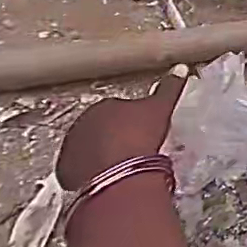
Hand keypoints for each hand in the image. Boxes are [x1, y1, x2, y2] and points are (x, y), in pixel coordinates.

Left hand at [56, 73, 187, 188]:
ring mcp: (71, 149)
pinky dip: (93, 173)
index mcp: (103, 105)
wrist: (121, 175)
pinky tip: (109, 178)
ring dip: (102, 155)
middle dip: (113, 136)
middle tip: (133, 148)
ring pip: (89, 149)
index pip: (116, 108)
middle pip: (99, 128)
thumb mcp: (160, 108)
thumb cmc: (140, 136)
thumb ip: (169, 88)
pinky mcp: (66, 172)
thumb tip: (180, 69)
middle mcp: (81, 124)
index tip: (142, 130)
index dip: (130, 120)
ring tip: (123, 165)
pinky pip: (81, 170)